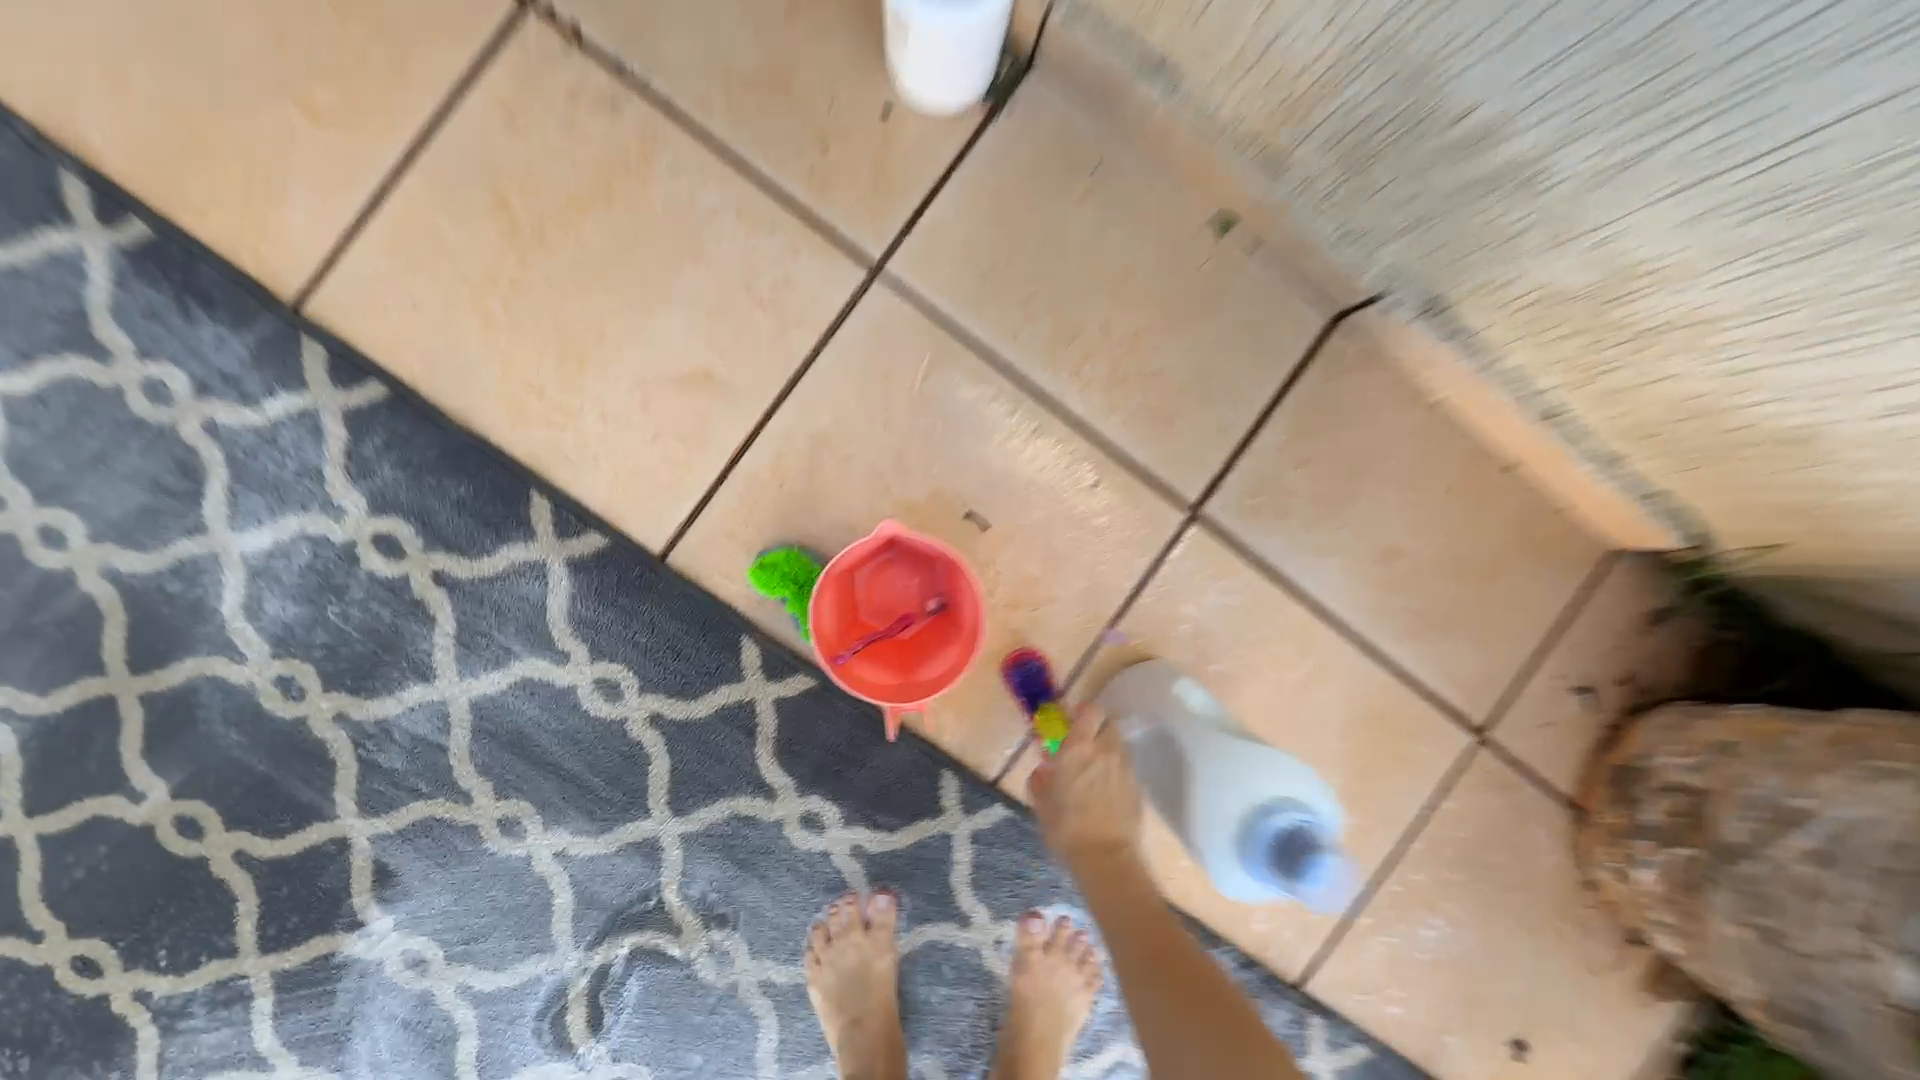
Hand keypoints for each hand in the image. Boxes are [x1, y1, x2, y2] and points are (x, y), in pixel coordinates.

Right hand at [1028, 705, 1142, 871]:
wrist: (1106, 858)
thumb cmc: (1066, 828)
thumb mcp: (1042, 804)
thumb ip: (1040, 780)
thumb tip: (1043, 770)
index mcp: (1078, 749)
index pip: (1090, 712)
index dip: (1083, 712)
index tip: (1072, 719)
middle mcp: (1105, 751)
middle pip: (1109, 724)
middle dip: (1098, 728)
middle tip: (1084, 743)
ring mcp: (1125, 769)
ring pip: (1119, 745)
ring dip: (1108, 749)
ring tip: (1095, 769)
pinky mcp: (1138, 787)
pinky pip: (1126, 768)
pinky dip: (1116, 771)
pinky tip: (1106, 790)